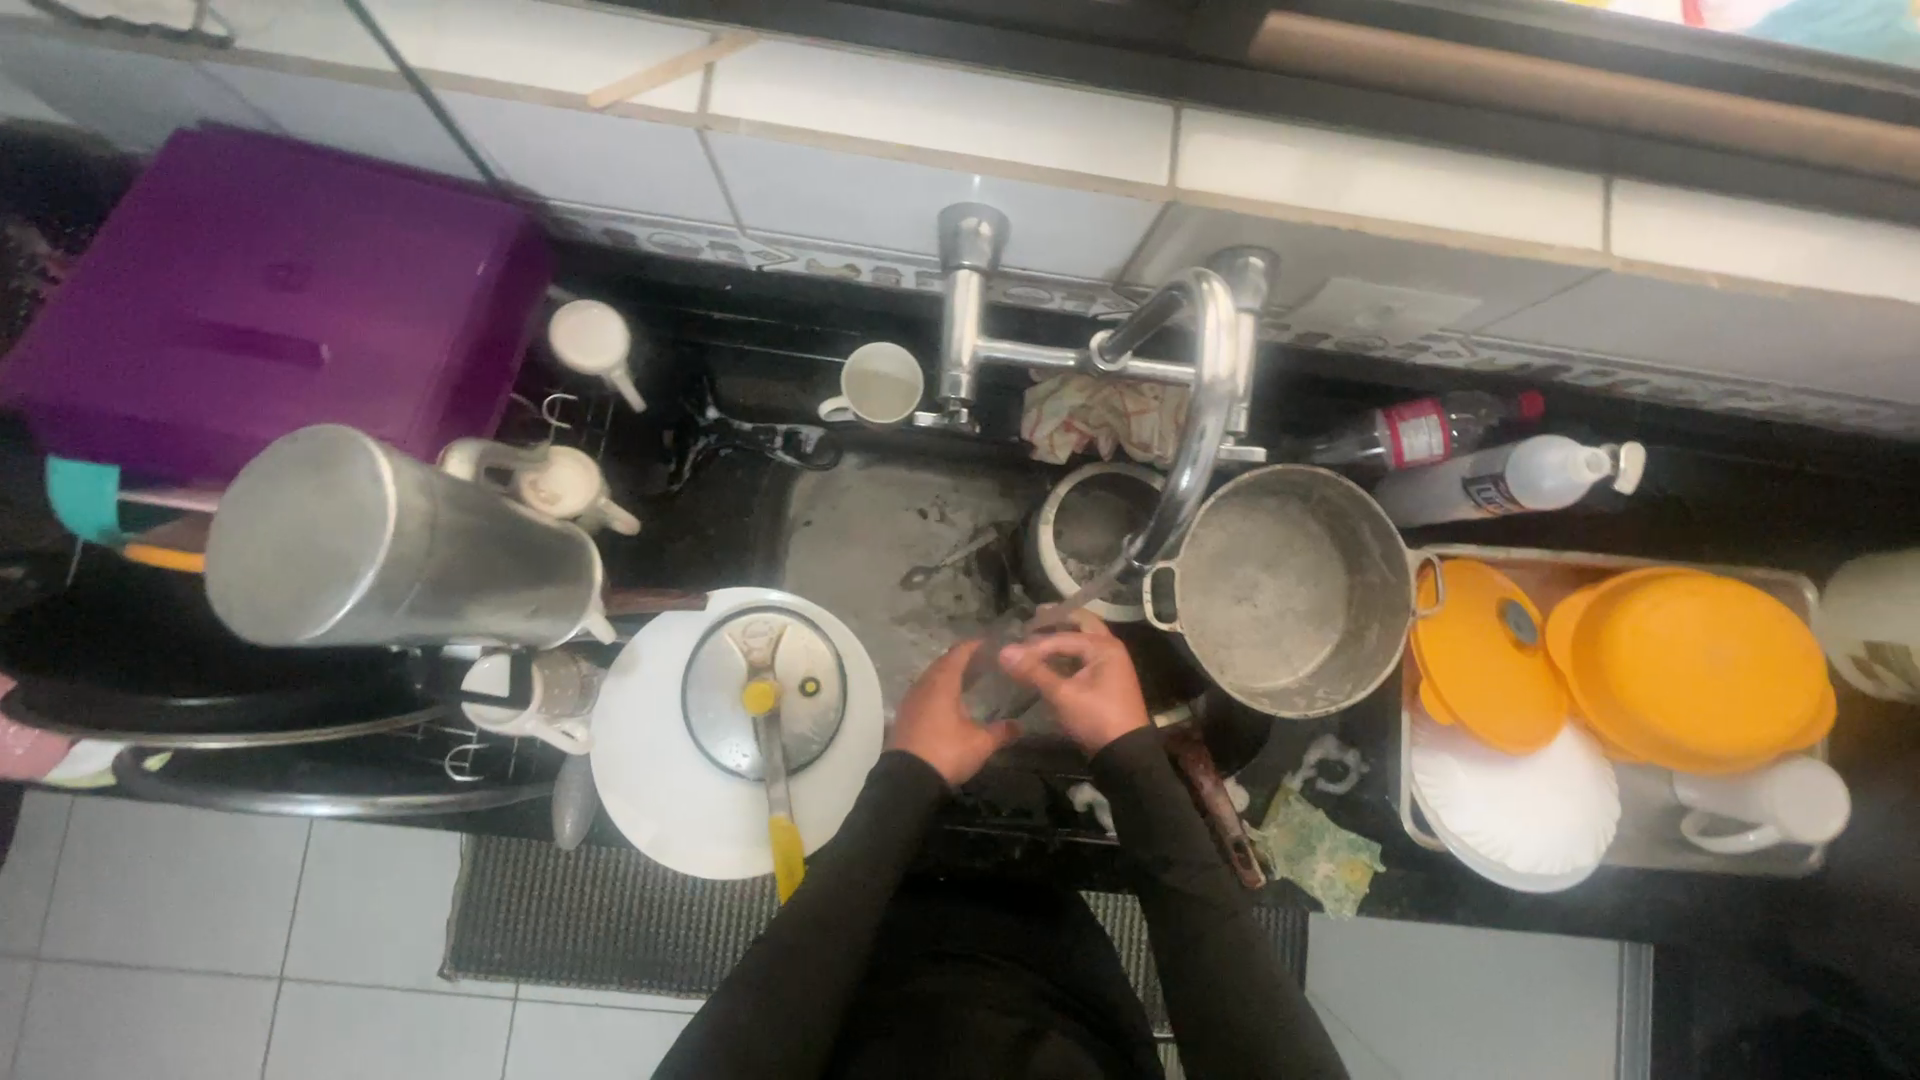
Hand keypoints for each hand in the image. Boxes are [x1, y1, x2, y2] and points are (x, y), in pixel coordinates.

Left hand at [888, 640, 1020, 785]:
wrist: (907, 779)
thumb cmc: (946, 752)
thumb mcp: (980, 743)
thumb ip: (1001, 732)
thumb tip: (1019, 726)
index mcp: (942, 683)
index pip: (958, 654)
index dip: (973, 646)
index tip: (988, 643)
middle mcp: (924, 685)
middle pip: (943, 663)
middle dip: (961, 659)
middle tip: (982, 662)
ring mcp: (911, 700)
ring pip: (931, 678)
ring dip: (947, 675)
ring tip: (967, 680)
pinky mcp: (905, 716)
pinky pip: (923, 692)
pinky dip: (937, 690)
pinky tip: (948, 702)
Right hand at [998, 610, 1149, 753]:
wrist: (1124, 755)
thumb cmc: (1096, 718)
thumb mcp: (1062, 695)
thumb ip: (1033, 671)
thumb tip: (1003, 651)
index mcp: (1104, 647)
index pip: (1063, 636)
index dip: (1035, 644)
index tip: (1012, 652)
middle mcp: (1110, 649)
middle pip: (1081, 625)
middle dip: (1057, 620)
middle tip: (1034, 618)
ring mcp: (1110, 665)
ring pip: (1082, 642)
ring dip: (1062, 638)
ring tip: (1035, 638)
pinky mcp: (1105, 681)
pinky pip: (1083, 658)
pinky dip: (1066, 655)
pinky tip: (1048, 661)